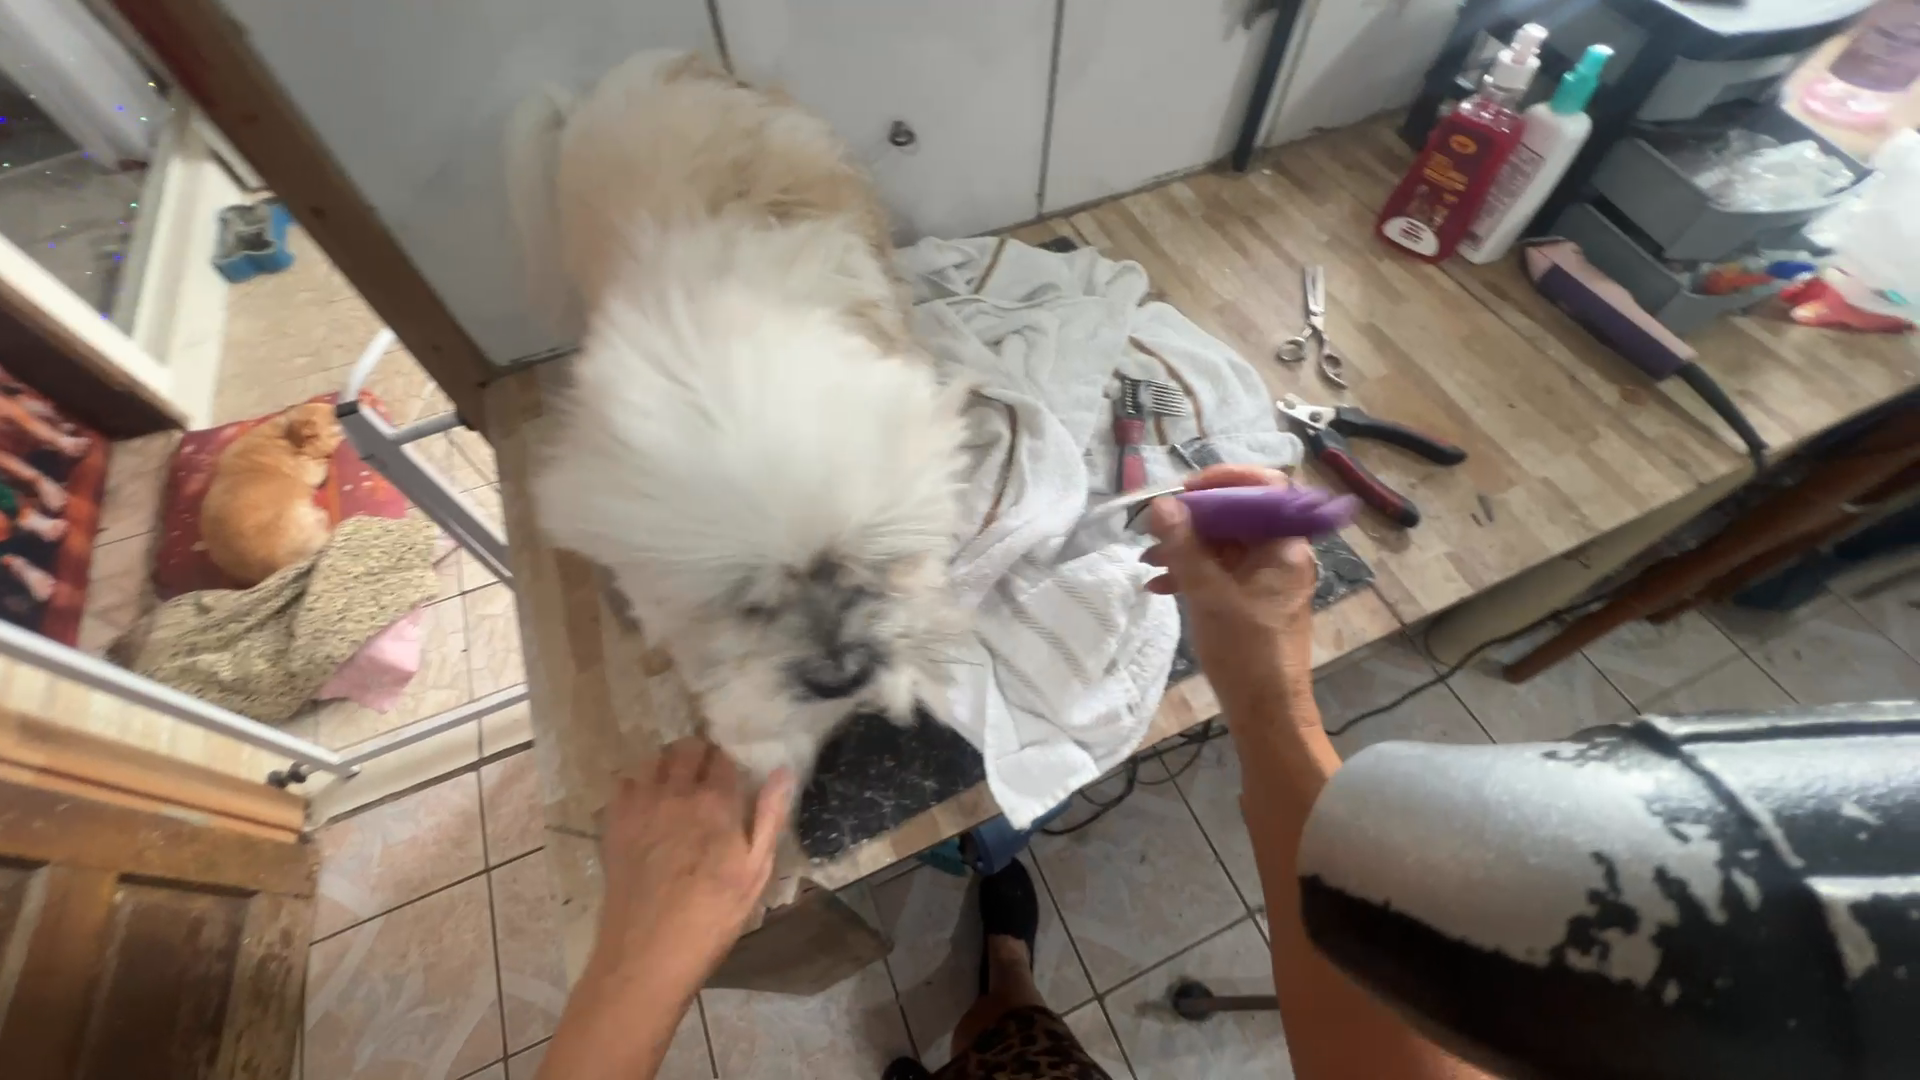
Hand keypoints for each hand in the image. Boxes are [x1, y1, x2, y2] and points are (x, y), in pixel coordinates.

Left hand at [592, 738, 794, 992]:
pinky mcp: (615, 826)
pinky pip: (624, 784)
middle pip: (687, 748)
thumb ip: (770, 816)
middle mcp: (676, 793)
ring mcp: (641, 807)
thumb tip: (783, 771)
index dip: (730, 762)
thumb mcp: (756, 872)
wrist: (646, 958)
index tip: (734, 777)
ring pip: (654, 759)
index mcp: (716, 803)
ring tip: (677, 784)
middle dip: (700, 754)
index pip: (723, 757)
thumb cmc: (711, 917)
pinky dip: (638, 784)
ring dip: (669, 764)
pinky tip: (647, 803)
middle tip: (707, 776)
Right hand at [1142, 465, 1316, 679]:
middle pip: (1235, 514)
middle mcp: (1278, 553)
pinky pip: (1218, 569)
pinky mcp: (1249, 597)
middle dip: (1191, 518)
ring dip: (1183, 546)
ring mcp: (1263, 576)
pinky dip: (1189, 571)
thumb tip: (1161, 505)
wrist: (1266, 710)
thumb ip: (1183, 547)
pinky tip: (1158, 585)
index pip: (1265, 487)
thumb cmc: (1247, 651)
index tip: (1185, 491)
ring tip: (1147, 559)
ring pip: (1222, 543)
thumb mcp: (1209, 595)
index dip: (1225, 480)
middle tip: (1152, 525)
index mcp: (1284, 545)